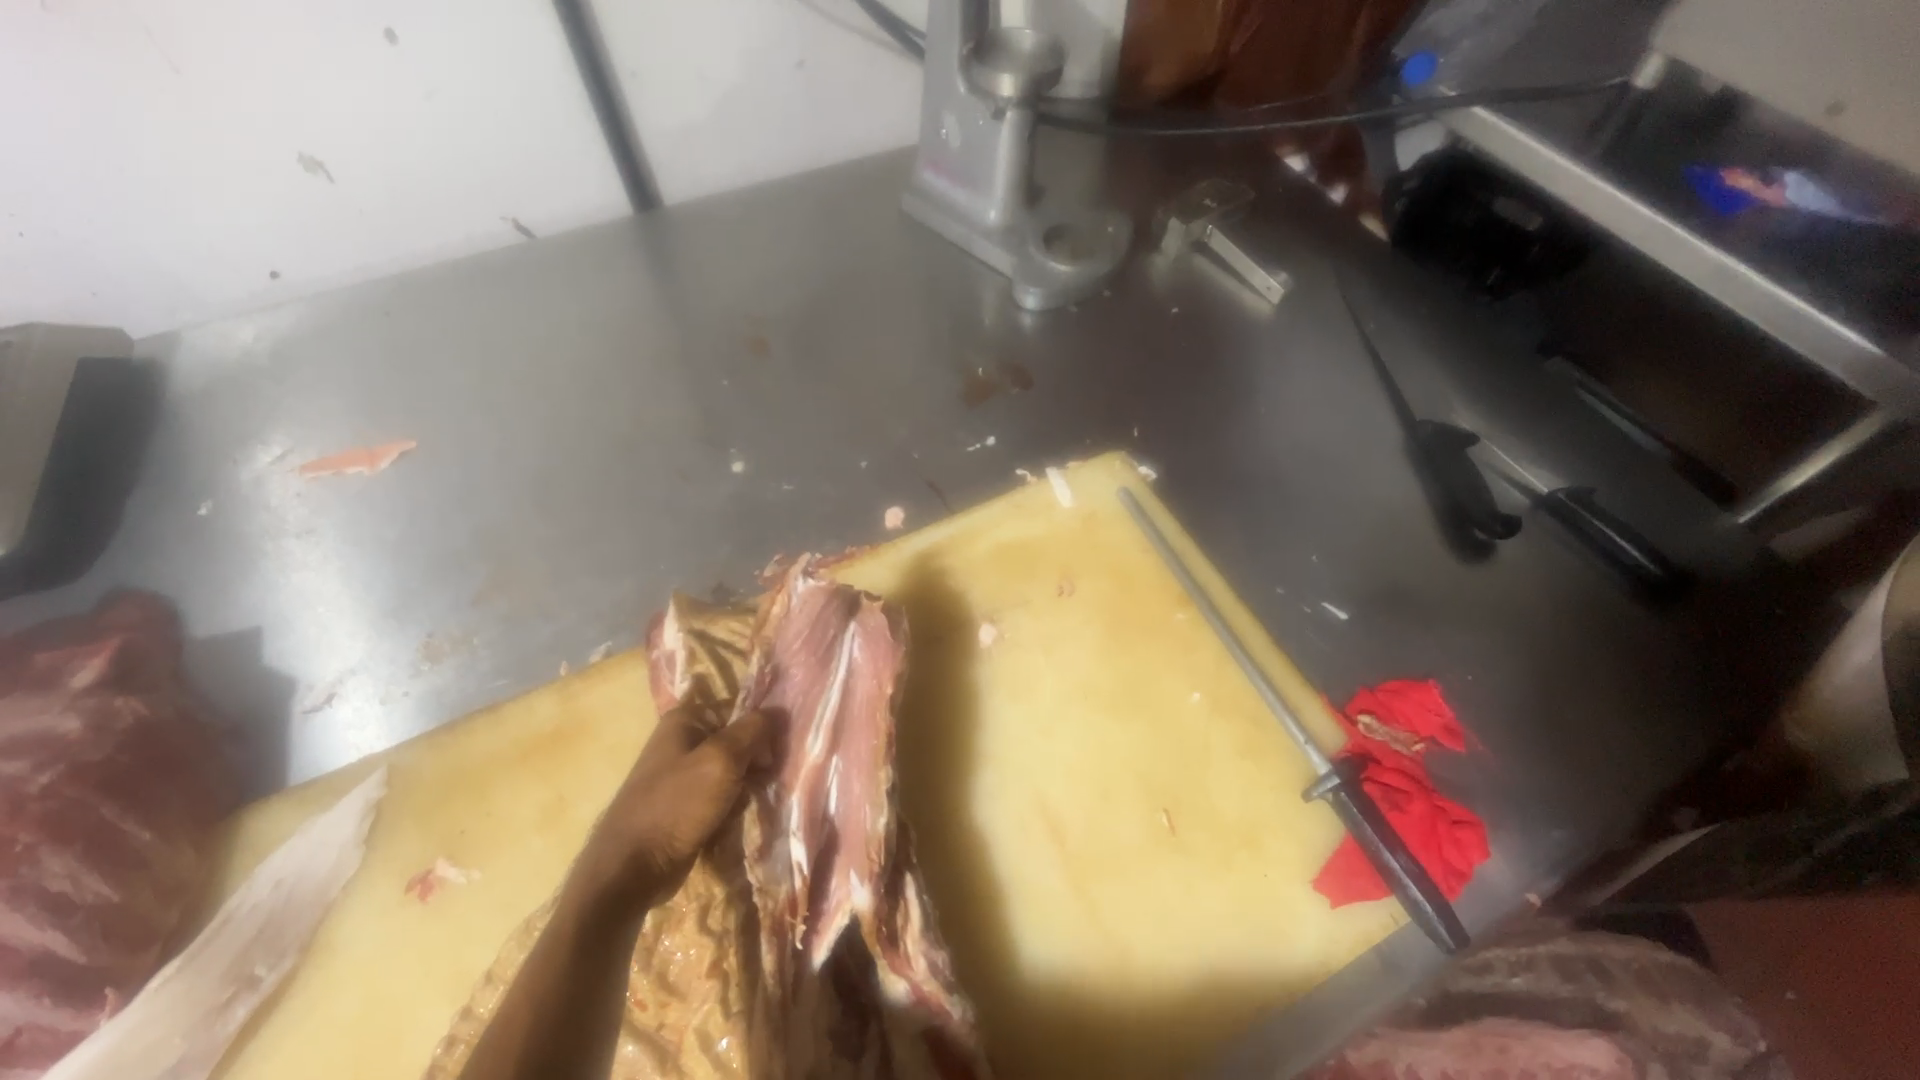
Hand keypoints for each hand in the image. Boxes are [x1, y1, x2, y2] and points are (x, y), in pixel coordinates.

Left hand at [586, 703, 772, 902]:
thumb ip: (753, 730)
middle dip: (755, 763)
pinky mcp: (686, 804)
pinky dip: (731, 807)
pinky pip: (722, 796)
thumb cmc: (677, 805)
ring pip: (734, 771)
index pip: (740, 709)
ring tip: (741, 807)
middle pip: (738, 741)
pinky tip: (729, 822)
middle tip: (762, 782)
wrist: (632, 868)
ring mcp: (683, 774)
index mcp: (685, 720)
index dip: (761, 729)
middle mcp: (682, 741)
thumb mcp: (721, 759)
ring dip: (744, 789)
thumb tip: (778, 710)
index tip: (774, 753)